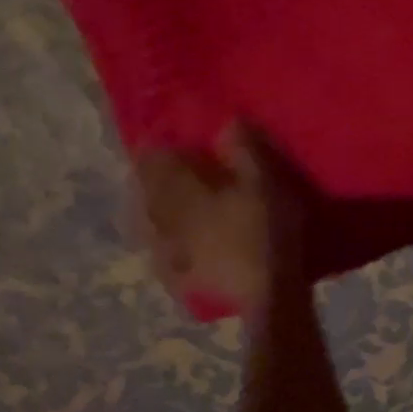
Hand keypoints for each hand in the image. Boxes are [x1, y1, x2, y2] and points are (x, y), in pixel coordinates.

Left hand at [135, 124, 318, 310]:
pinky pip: (155, 251)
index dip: (157, 150)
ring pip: (145, 223)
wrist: (268, 289)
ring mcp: (168, 251)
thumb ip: (245, 150)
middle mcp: (167, 221)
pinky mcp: (177, 275)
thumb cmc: (267, 226)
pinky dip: (153, 240)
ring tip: (152, 198)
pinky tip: (157, 241)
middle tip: (155, 164)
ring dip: (145, 207)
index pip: (158, 166)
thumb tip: (226, 122)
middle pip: (147, 194)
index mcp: (186, 194)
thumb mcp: (266, 180)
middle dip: (148, 177)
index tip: (159, 136)